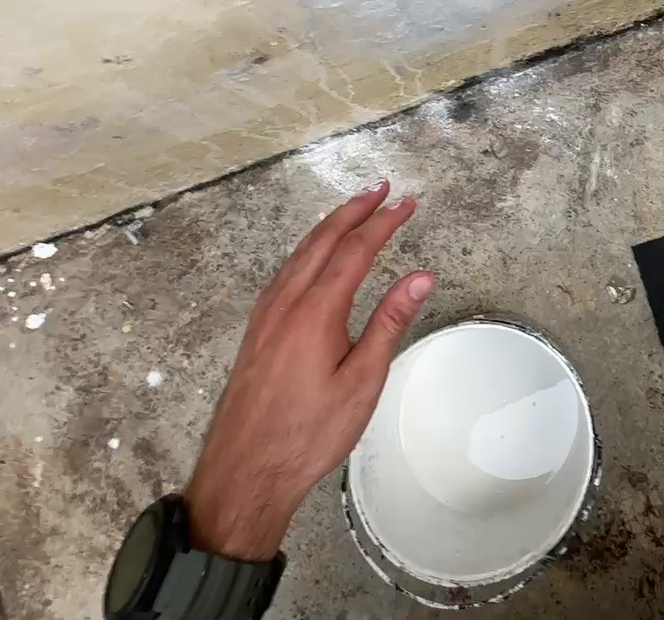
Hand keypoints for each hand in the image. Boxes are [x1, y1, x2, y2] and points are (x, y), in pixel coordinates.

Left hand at [182, 181, 433, 560]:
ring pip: (300, 252)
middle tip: (383, 188)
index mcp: (316, 311)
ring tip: (356, 208)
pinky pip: (286, 271)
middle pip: (323, 239)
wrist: (242, 476)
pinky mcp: (257, 330)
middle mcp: (286, 302)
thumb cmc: (309, 433)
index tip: (408, 203)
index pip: (355, 250)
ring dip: (330, 224)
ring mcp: (266, 315)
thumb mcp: (363, 381)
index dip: (383, 222)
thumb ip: (390, 323)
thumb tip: (422, 276)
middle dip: (355, 209)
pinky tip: (315, 254)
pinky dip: (309, 247)